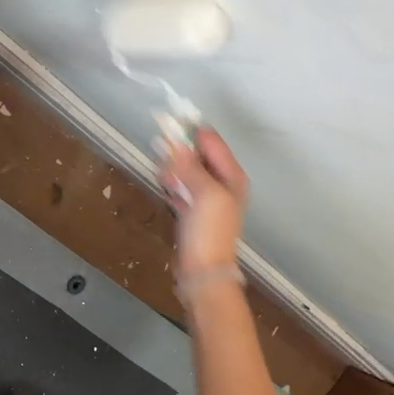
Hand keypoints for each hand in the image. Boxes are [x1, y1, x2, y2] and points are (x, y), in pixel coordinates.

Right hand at [160, 127, 248, 289]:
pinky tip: (165, 187)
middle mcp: (222, 184)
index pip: (211, 142)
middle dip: (179, 151)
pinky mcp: (192, 213)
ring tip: (163, 174)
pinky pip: (181, 189)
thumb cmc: (209, 232)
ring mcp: (207, 199)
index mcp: (231, 176)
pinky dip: (172, 185)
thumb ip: (190, 166)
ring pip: (187, 172)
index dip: (190, 131)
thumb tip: (175, 141)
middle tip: (162, 153)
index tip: (166, 123)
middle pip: (198, 156)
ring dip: (173, 169)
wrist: (203, 271)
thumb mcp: (204, 194)